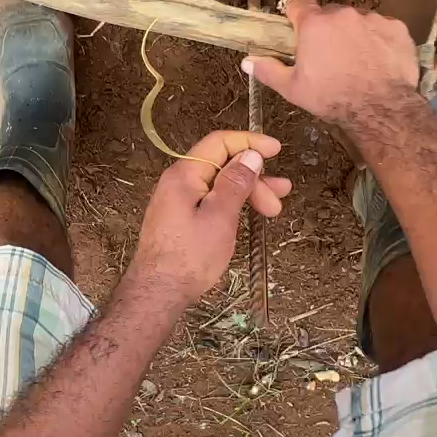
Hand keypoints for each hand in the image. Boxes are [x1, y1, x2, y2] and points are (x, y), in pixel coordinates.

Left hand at [126, 131, 291, 306]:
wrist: (158, 293)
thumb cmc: (190, 256)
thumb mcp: (220, 216)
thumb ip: (236, 182)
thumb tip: (250, 155)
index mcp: (184, 175)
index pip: (218, 143)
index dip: (249, 143)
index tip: (276, 150)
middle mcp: (177, 183)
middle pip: (221, 166)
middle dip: (253, 177)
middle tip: (278, 199)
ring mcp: (177, 202)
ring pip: (217, 186)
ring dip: (246, 193)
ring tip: (274, 208)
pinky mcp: (179, 221)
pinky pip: (210, 202)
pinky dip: (232, 206)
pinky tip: (247, 216)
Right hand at [241, 0, 421, 140]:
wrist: (379, 107)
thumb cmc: (331, 97)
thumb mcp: (292, 89)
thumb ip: (268, 70)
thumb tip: (247, 61)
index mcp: (314, 24)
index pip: (299, 3)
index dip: (296, 14)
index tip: (296, 27)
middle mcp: (342, 14)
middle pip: (329, 14)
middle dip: (326, 29)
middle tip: (327, 55)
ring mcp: (372, 19)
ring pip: (356, 20)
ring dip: (352, 34)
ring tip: (355, 62)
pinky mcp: (396, 28)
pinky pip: (381, 28)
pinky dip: (377, 40)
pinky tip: (376, 62)